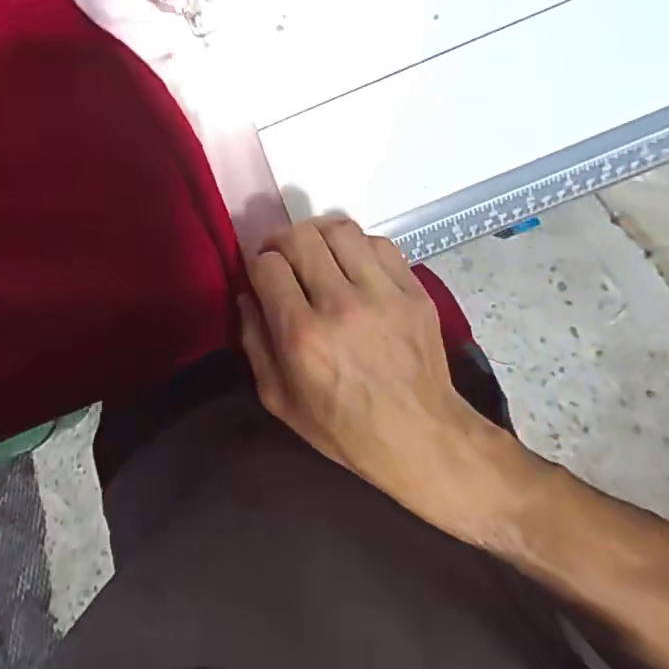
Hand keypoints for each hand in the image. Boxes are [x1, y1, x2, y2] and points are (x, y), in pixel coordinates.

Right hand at [239, 217, 511, 516]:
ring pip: (340, 230)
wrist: (421, 438)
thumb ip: (254, 342)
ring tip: (316, 252)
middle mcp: (340, 305)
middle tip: (281, 256)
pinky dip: (358, 245)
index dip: (257, 264)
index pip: (267, 265)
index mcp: (302, 334)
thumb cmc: (342, 427)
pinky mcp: (413, 292)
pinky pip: (379, 244)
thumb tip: (247, 296)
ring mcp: (382, 295)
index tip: (261, 275)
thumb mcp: (278, 399)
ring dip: (318, 235)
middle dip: (280, 241)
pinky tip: (352, 263)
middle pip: (300, 238)